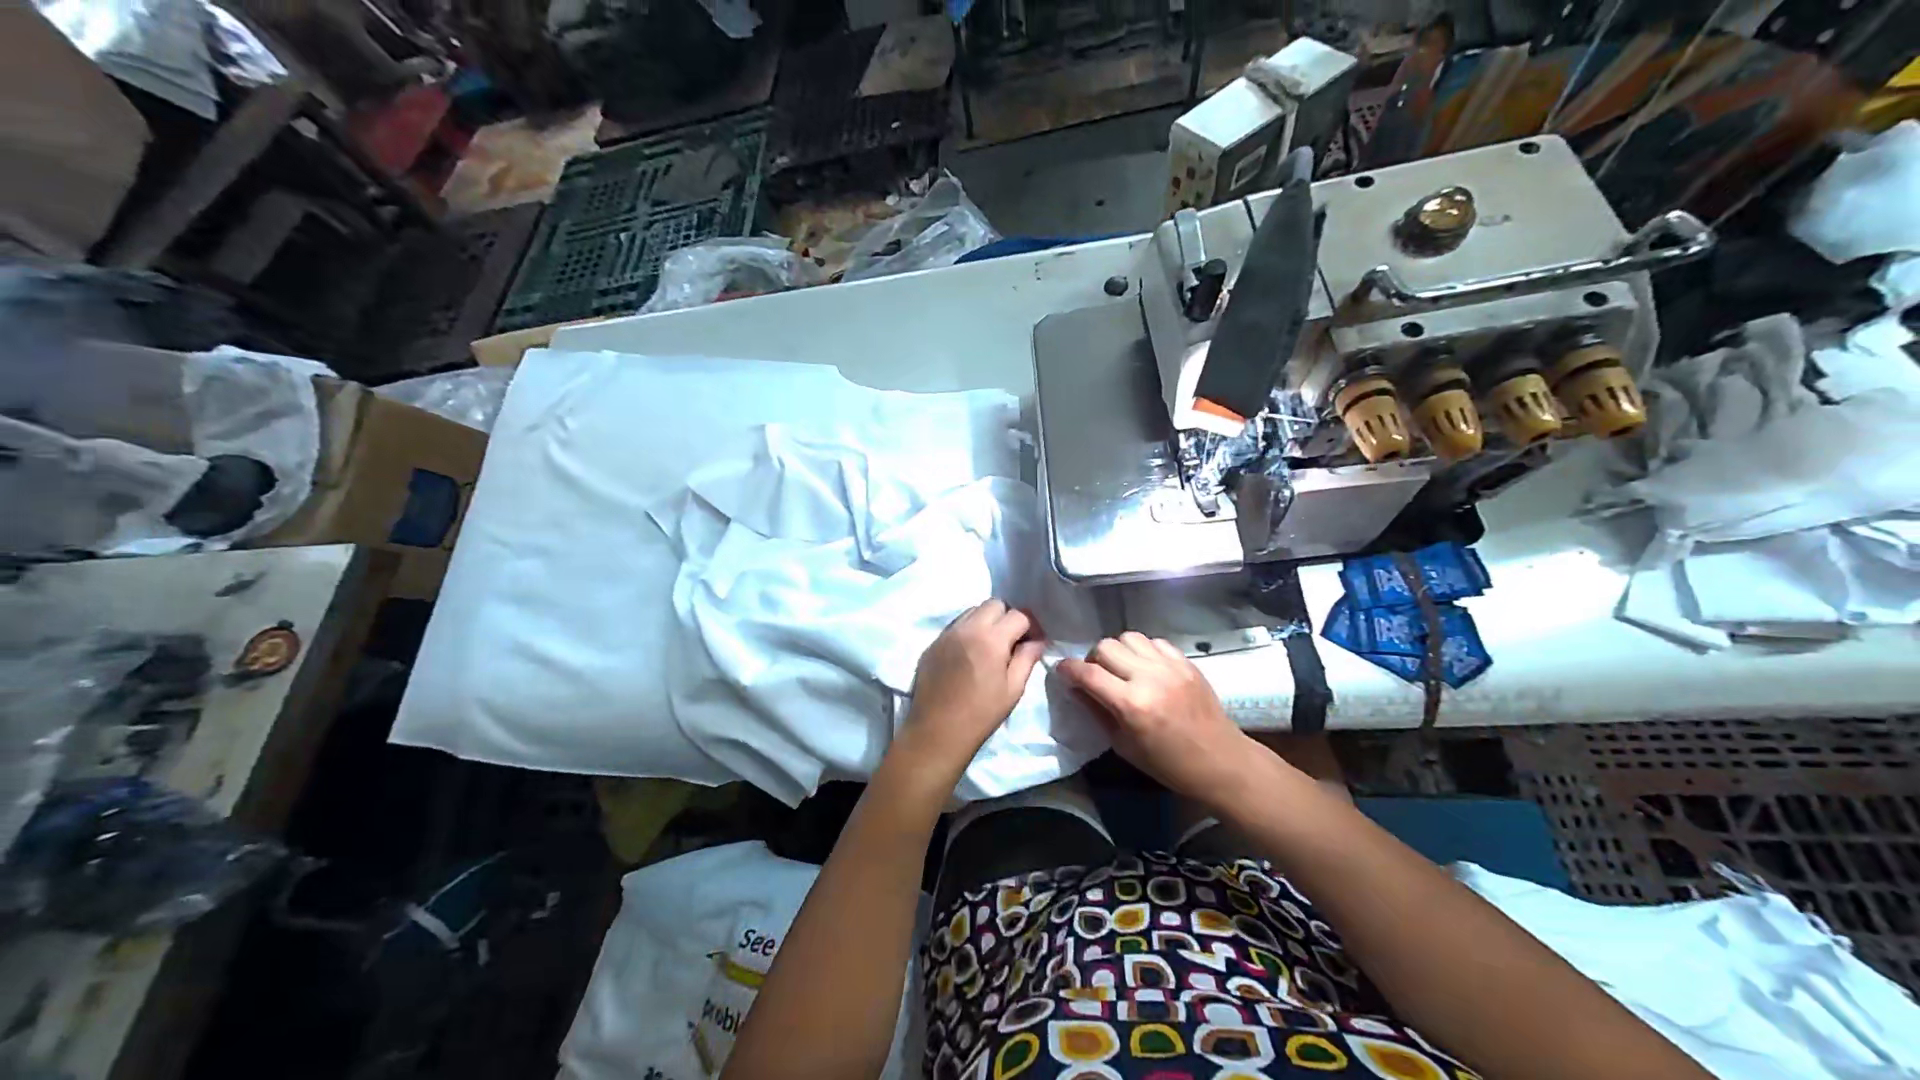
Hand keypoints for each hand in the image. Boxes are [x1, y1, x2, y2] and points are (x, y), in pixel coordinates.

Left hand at [897, 600, 1045, 772]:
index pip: (1018, 615)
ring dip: (985, 621)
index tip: (1033, 642)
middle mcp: (967, 628)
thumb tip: (1037, 641)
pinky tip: (969, 655)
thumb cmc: (981, 714)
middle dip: (1007, 618)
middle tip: (1011, 641)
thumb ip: (1027, 659)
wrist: (937, 731)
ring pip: (972, 611)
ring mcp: (946, 634)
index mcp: (991, 639)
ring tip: (989, 647)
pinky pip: (955, 626)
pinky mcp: (932, 644)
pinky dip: (967, 631)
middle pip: (994, 604)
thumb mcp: (1013, 689)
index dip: (1030, 626)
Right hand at [1059, 632, 1264, 803]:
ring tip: (1121, 669)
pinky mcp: (1186, 662)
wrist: (1219, 761)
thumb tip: (1075, 688)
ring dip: (1118, 651)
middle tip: (1096, 676)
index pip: (1088, 673)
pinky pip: (1154, 641)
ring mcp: (1170, 666)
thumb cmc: (1167, 763)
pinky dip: (1143, 651)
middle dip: (1093, 659)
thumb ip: (1097, 711)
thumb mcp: (1122, 745)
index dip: (1068, 669)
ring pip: (1128, 637)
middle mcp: (1149, 678)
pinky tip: (1145, 668)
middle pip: (1105, 647)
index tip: (1061, 672)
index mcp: (1131, 704)